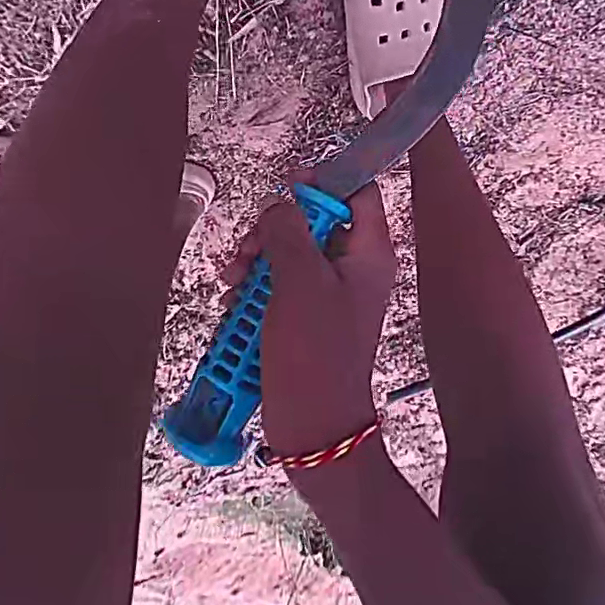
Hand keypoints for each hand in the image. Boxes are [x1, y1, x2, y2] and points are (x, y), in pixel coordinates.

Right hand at [223, 184, 396, 460]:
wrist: (311, 422)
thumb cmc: (315, 354)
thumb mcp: (300, 281)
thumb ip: (288, 232)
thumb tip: (278, 206)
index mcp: (368, 255)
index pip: (358, 194)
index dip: (325, 182)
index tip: (291, 184)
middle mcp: (351, 269)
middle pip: (314, 222)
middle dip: (275, 230)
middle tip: (250, 247)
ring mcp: (326, 293)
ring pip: (289, 252)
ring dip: (256, 259)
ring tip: (235, 279)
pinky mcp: (303, 315)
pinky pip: (277, 283)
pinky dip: (254, 286)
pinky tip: (235, 301)